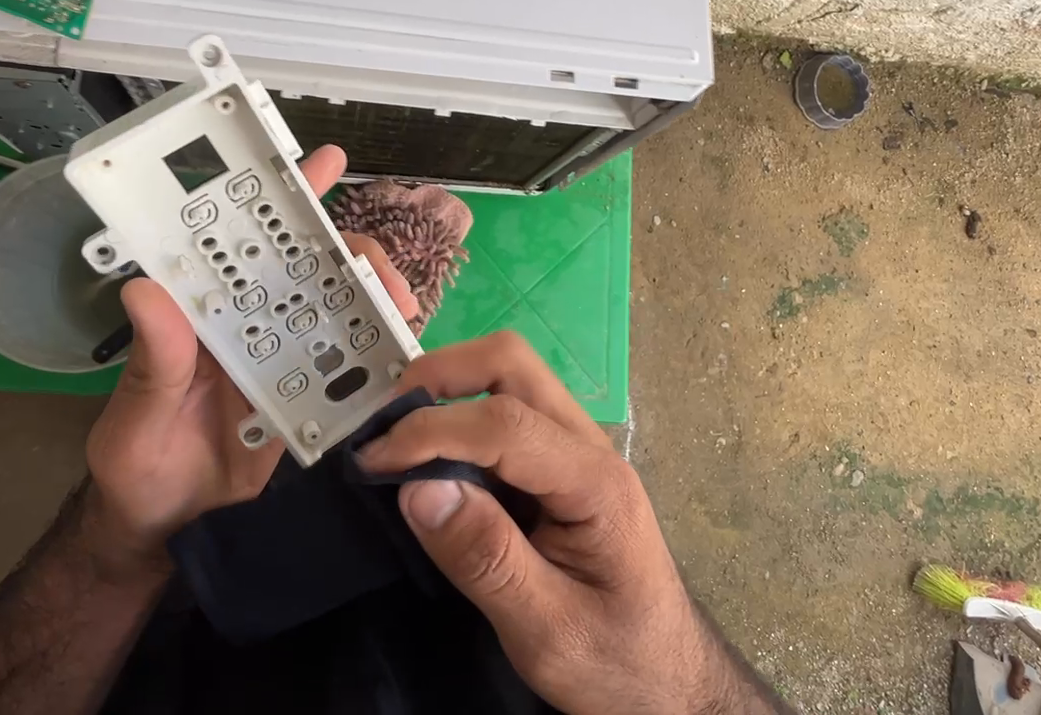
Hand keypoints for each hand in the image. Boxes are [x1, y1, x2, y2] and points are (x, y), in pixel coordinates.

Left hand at [81, 145, 419, 568]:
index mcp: (207, 315)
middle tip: (388, 277)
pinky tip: (404, 356)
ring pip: (340, 312)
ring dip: (376, 303)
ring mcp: (287, 360)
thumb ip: (153, 363)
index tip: (327, 163)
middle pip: (310, 270)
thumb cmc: (139, 470)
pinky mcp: (313, 398)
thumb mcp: (135, 419)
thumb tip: (143, 290)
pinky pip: (352, 366)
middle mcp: (252, 325)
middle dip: (355, 256)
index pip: (245, 244)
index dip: (284, 199)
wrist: (169, 534)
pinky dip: (380, 355)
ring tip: (404, 314)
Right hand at [359, 333, 780, 714]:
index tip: (373, 461)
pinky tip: (430, 455)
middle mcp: (588, 443)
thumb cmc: (616, 660)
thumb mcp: (548, 633)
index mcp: (595, 482)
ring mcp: (573, 444)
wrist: (667, 677)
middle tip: (385, 429)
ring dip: (446, 389)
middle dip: (439, 377)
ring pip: (506, 373)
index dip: (431, 431)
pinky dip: (457, 412)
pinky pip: (503, 406)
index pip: (506, 423)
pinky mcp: (556, 458)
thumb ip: (486, 559)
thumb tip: (417, 489)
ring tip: (398, 439)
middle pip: (510, 363)